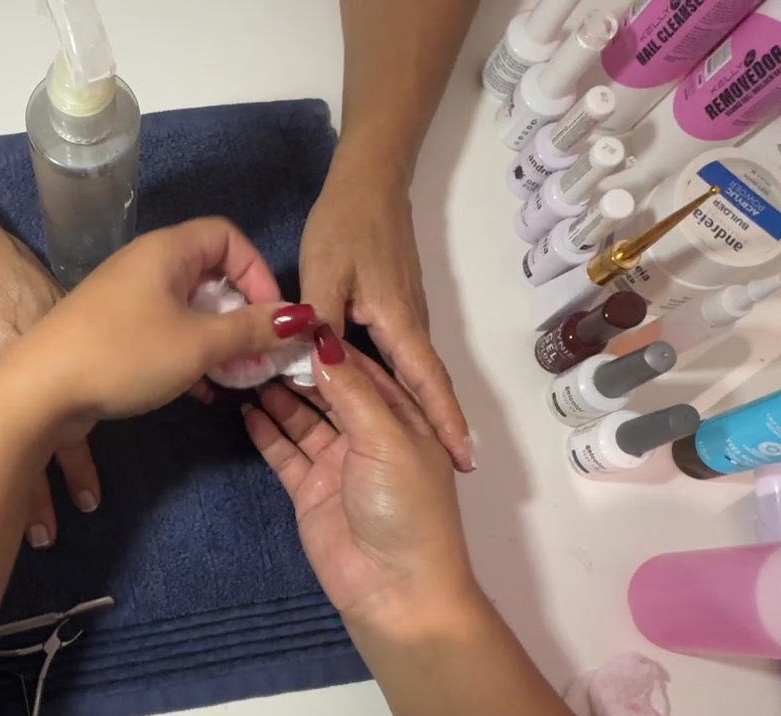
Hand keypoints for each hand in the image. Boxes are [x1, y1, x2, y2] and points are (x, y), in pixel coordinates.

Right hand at [0, 223, 79, 546]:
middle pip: (24, 456)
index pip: (68, 433)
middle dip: (35, 501)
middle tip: (45, 538)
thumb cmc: (12, 272)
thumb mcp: (60, 304)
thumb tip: (109, 371)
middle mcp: (3, 392)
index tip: (89, 503)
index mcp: (42, 374)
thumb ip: (80, 347)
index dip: (79, 471)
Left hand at [5, 217, 319, 433]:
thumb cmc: (124, 355)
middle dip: (243, 314)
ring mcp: (127, 300)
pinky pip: (165, 334)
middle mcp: (146, 266)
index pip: (229, 238)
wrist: (40, 389)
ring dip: (218, 341)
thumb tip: (301, 317)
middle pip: (211, 275)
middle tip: (259, 355)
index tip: (272, 317)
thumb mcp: (197, 344)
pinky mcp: (113, 333)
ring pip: (189, 310)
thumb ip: (251, 329)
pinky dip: (189, 355)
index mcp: (168, 251)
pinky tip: (200, 391)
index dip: (259, 273)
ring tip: (235, 377)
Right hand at [244, 342, 480, 634]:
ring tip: (245, 369)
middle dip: (298, 369)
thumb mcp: (387, 438)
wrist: (393, 588)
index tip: (293, 320)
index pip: (363, 370)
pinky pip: (286, 454)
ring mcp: (337, 465)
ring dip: (278, 397)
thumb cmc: (404, 507)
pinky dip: (267, 434)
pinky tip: (246, 412)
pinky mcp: (310, 491)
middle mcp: (368, 436)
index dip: (330, 346)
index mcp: (401, 418)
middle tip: (258, 342)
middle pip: (329, 392)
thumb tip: (320, 345)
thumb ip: (352, 391)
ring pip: (304, 420)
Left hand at [300, 162, 473, 471]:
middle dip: (433, 428)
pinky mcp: (392, 311)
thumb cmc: (346, 226)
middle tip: (436, 469)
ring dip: (408, 410)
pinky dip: (382, 385)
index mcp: (399, 323)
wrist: (369, 180)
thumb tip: (318, 368)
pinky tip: (363, 401)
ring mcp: (404, 319)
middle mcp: (410, 327)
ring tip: (403, 449)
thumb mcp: (323, 274)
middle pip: (422, 387)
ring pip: (404, 375)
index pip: (427, 382)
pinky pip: (390, 359)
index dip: (444, 420)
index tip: (463, 458)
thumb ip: (320, 322)